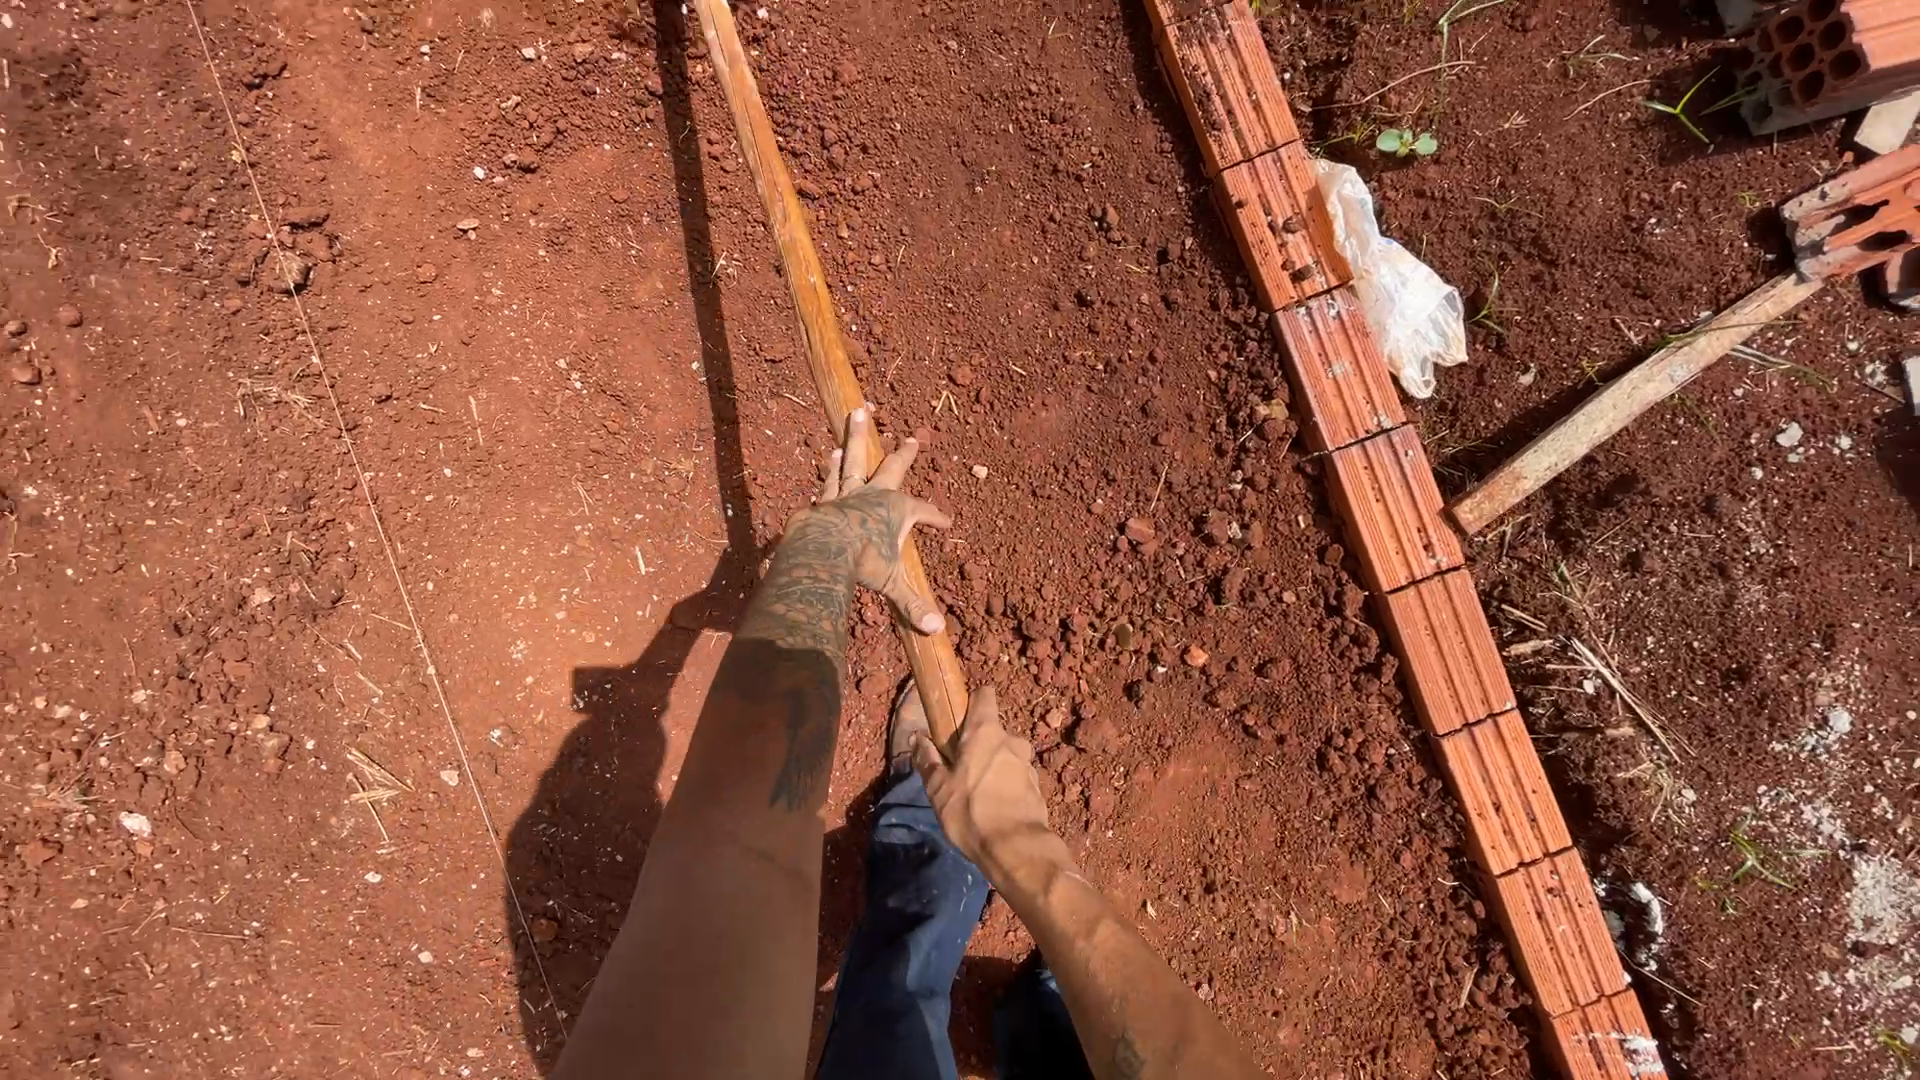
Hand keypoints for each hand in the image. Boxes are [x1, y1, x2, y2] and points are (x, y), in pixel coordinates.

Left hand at [789, 407, 949, 634]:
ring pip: (853, 464)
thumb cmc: (863, 563)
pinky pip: (827, 483)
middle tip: (910, 437)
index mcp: (897, 511)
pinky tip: (826, 460)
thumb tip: (936, 630)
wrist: (822, 551)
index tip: (947, 521)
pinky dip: (828, 472)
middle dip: (903, 454)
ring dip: (855, 444)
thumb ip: (914, 604)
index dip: (936, 516)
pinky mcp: (821, 503)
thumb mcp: (893, 583)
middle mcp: (873, 495)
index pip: (924, 511)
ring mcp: (845, 495)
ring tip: (855, 424)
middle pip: (891, 468)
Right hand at [912, 686, 1065, 878]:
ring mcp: (1028, 763)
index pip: (984, 695)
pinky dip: (1006, 785)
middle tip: (961, 769)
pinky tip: (994, 808)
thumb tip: (918, 739)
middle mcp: (1012, 740)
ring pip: (1006, 755)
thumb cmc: (971, 812)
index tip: (958, 719)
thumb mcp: (939, 790)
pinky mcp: (1037, 786)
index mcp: (986, 732)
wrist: (1017, 849)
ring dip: (994, 766)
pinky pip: (1016, 776)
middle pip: (993, 730)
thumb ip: (928, 761)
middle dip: (979, 744)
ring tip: (977, 794)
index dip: (971, 702)